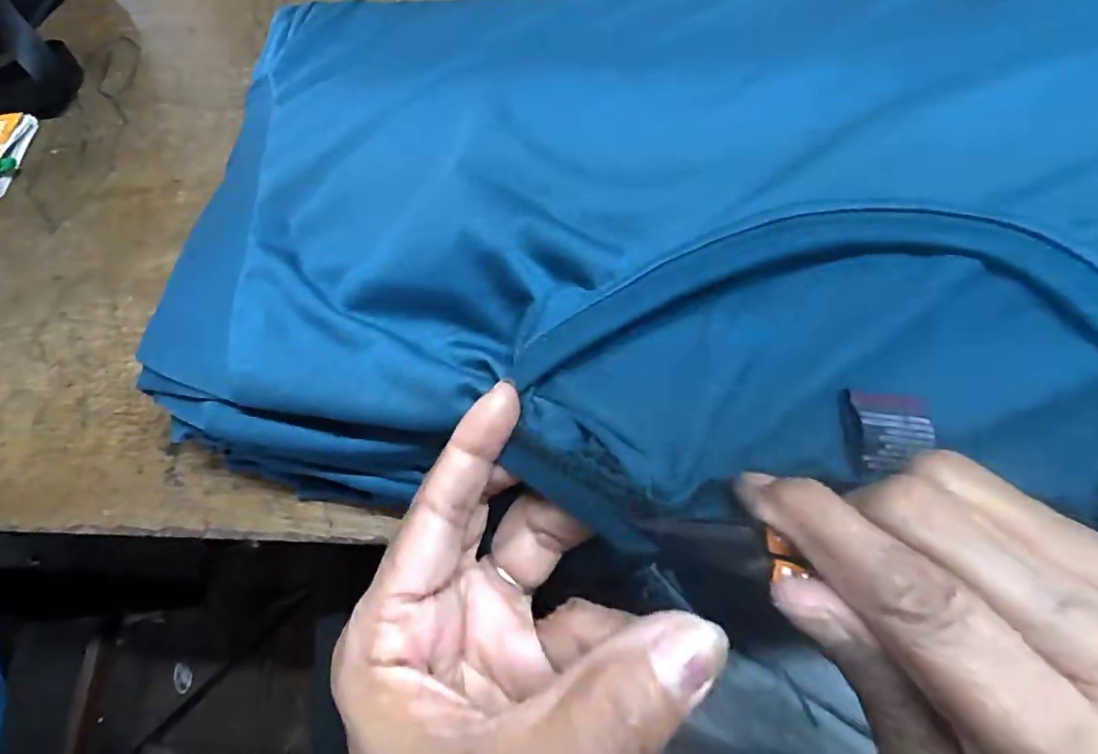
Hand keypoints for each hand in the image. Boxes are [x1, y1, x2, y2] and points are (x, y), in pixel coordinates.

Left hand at [333, 382, 729, 753]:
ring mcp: (493, 648)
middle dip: (542, 481)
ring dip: (601, 550)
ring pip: (550, 573)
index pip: (436, 513)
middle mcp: (441, 621)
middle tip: (589, 430)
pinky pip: (589, 631)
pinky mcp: (539, 682)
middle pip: (494, 524)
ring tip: (646, 503)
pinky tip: (671, 628)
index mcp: (396, 628)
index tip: (506, 391)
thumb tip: (701, 634)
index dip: (472, 449)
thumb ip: (605, 705)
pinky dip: (629, 625)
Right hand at [737, 453, 1097, 752]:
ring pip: (977, 490)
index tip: (755, 490)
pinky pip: (1029, 503)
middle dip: (853, 510)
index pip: (928, 606)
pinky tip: (964, 558)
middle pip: (943, 521)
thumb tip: (789, 579)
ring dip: (899, 502)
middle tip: (820, 538)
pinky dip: (964, 517)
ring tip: (885, 543)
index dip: (828, 533)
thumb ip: (876, 677)